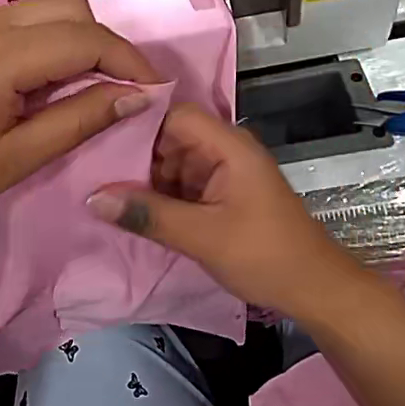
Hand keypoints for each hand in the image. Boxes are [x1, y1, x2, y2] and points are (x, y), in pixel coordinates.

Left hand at [0, 0, 161, 315]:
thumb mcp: (20, 156)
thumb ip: (82, 118)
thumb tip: (137, 96)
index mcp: (2, 54)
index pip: (88, 39)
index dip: (130, 61)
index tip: (155, 91)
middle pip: (72, 10)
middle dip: (107, 45)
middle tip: (123, 89)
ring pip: (49, 9)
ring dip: (80, 39)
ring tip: (92, 85)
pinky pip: (23, 20)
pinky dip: (51, 39)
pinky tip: (51, 78)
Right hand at [88, 103, 365, 317]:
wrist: (315, 291)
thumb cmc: (265, 255)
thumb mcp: (202, 236)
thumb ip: (148, 214)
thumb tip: (94, 197)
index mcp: (228, 145)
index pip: (174, 114)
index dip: (137, 122)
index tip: (98, 136)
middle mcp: (224, 150)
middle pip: (169, 137)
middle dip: (133, 154)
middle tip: (89, 168)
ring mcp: (222, 173)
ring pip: (171, 163)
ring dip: (143, 178)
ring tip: (100, 189)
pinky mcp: (219, 195)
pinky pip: (180, 185)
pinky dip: (158, 196)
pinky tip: (128, 209)